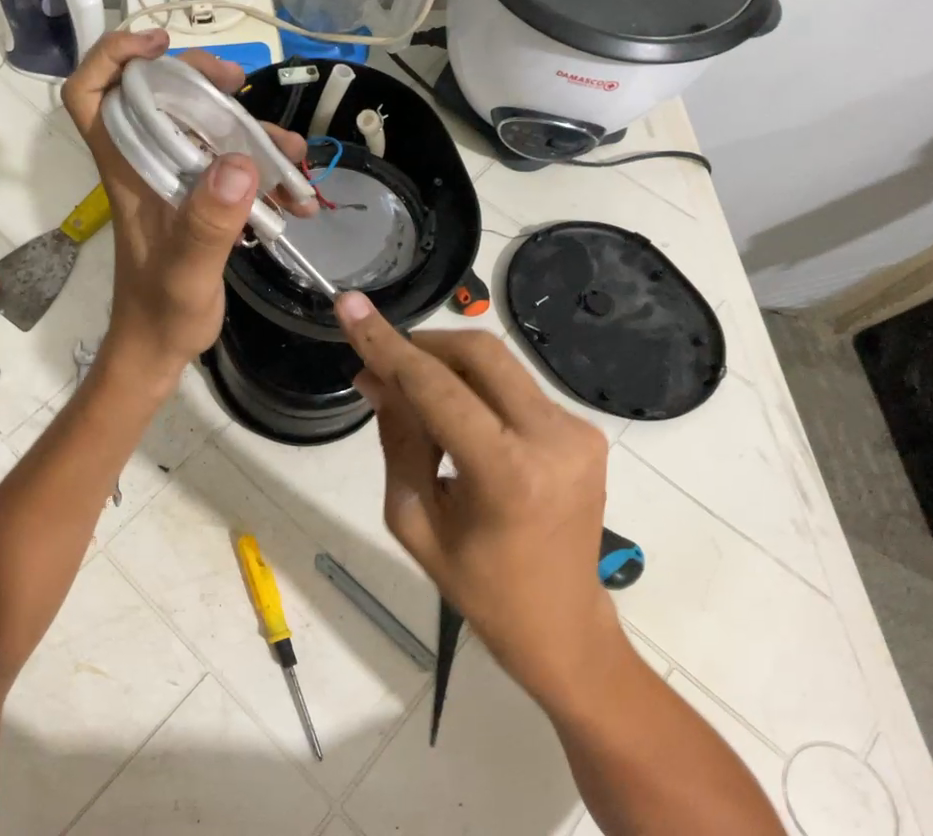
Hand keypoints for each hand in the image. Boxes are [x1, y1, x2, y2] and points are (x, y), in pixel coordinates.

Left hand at [61, 29, 311, 381]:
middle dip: (200, 81)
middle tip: (240, 87)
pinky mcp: (195, 201)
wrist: (159, 350)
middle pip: (158, 96)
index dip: (114, 57)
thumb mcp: (187, 274)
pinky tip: (296, 196)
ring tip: (295, 160)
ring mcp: (172, 182)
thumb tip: (238, 164)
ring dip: (249, 131)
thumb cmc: (161, 314)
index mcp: (127, 169)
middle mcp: (145, 165)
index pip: (92, 95)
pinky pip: (226, 165)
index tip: (162, 47)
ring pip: (202, 129)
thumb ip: (208, 225)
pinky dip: (261, 170)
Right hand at [333, 291, 623, 698]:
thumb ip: (398, 441)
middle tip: (379, 362)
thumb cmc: (479, 586)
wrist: (563, 624)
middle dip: (422, 346)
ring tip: (408, 400)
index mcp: (508, 473)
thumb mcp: (415, 519)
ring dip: (446, 368)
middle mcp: (553, 439)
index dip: (388, 345)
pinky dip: (474, 390)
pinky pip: (515, 389)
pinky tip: (452, 419)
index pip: (437, 388)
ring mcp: (577, 432)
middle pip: (479, 354)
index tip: (350, 307)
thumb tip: (377, 380)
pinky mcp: (583, 432)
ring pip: (498, 366)